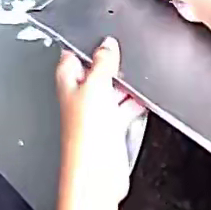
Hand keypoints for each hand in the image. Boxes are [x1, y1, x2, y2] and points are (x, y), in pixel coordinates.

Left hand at [55, 37, 147, 209]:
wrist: (97, 174)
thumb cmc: (85, 133)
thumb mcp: (96, 85)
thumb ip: (103, 61)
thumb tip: (107, 44)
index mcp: (67, 78)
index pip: (74, 50)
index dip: (89, 42)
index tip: (104, 35)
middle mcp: (79, 92)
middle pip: (96, 68)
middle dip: (110, 64)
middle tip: (124, 57)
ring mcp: (95, 109)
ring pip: (111, 87)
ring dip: (124, 83)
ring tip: (136, 77)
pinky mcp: (110, 126)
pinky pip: (124, 106)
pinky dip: (133, 101)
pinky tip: (143, 98)